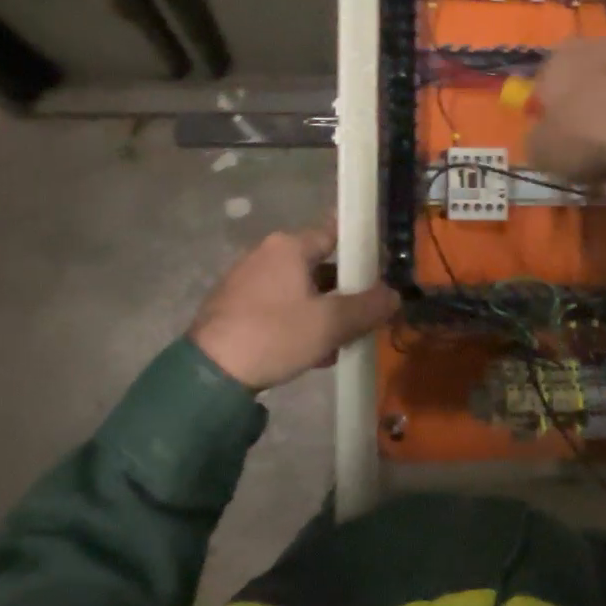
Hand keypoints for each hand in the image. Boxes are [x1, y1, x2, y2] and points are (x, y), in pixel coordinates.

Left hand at [189, 219, 398, 390]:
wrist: (210, 373)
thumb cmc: (275, 335)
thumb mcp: (330, 324)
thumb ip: (368, 307)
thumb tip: (394, 295)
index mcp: (288, 246)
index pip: (334, 232)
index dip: (361, 248)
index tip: (382, 267)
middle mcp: (266, 254)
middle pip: (318, 265)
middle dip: (343, 292)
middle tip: (364, 317)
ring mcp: (246, 280)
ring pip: (299, 290)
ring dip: (322, 312)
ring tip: (339, 344)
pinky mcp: (234, 306)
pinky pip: (278, 306)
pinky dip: (297, 322)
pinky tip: (309, 352)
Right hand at [528, 37, 605, 183]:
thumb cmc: (585, 134)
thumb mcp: (541, 150)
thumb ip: (539, 140)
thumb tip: (546, 142)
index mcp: (563, 54)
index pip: (547, 81)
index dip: (551, 114)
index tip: (558, 142)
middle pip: (592, 81)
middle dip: (592, 112)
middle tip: (593, 151)